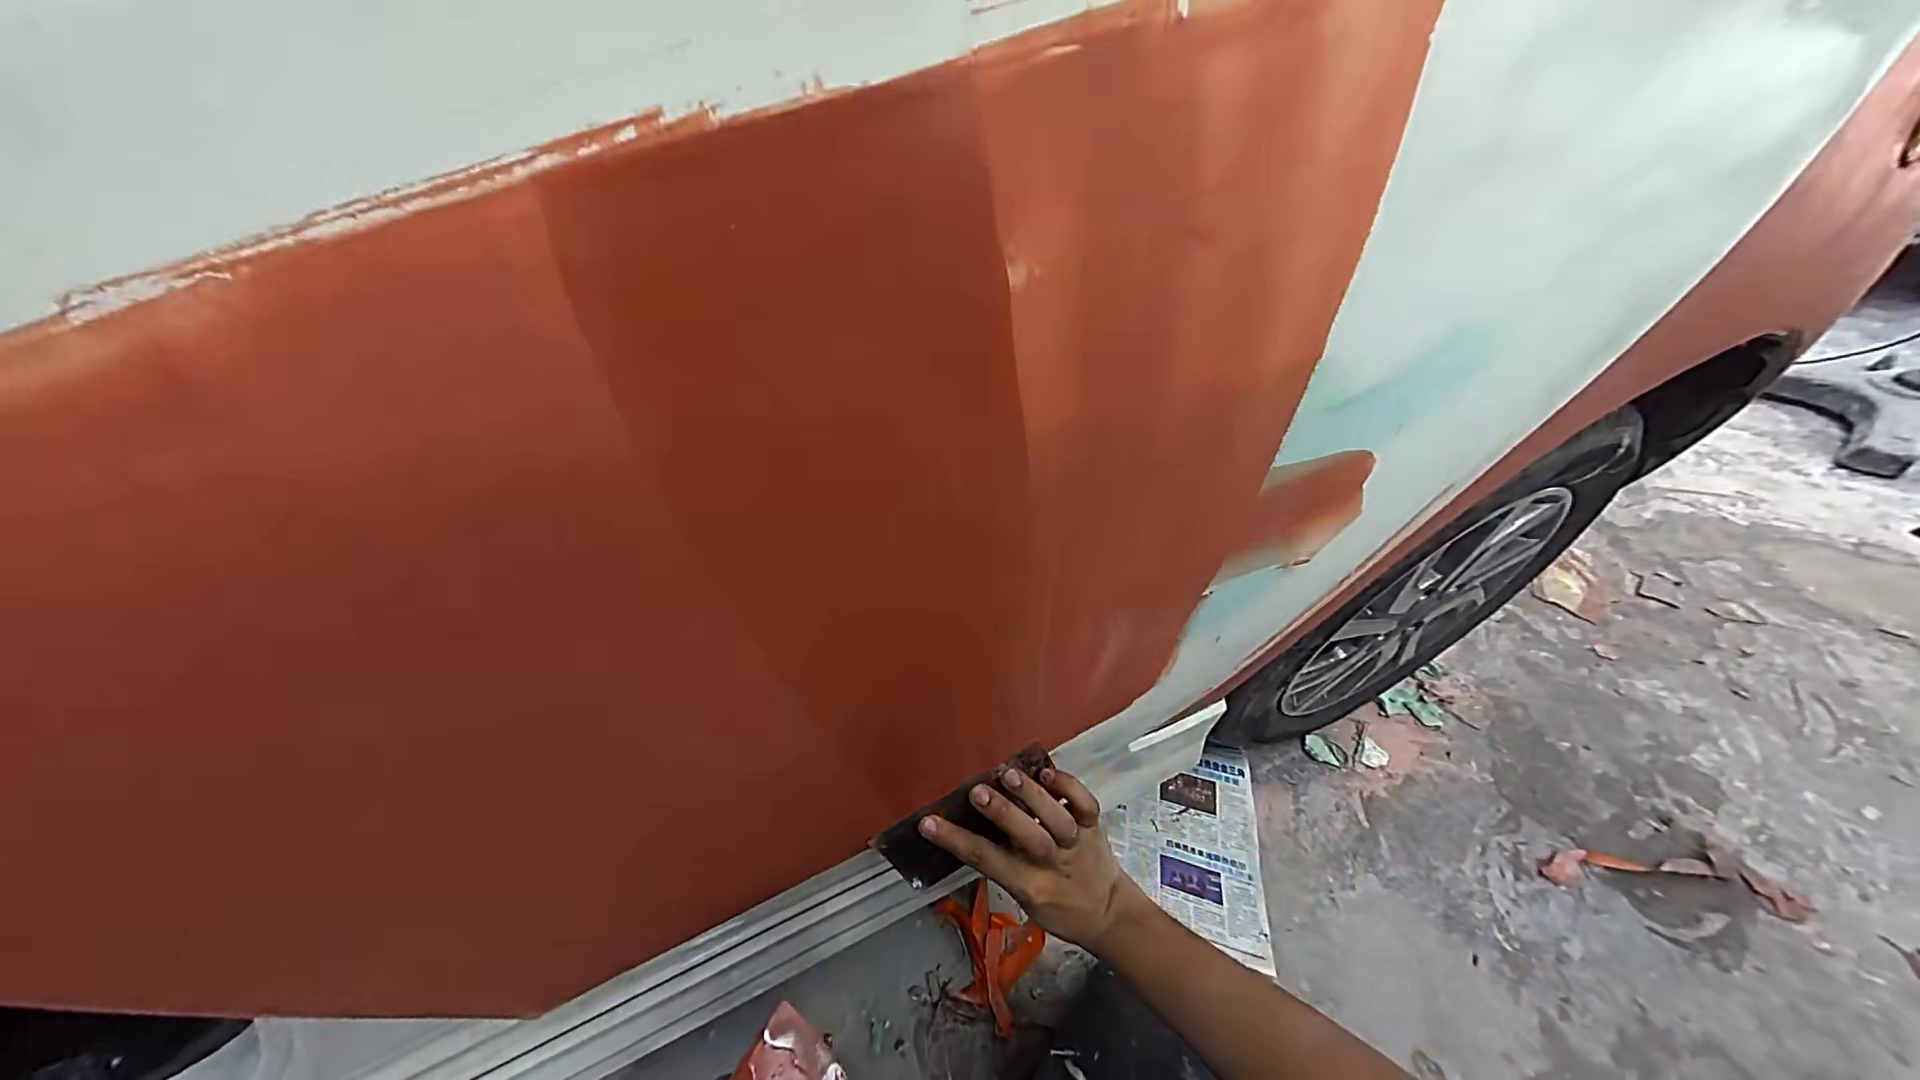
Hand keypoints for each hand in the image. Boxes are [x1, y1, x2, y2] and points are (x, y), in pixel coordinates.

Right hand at [919, 765, 1146, 953]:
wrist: (1110, 915)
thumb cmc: (1060, 908)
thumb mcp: (1025, 901)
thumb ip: (1003, 865)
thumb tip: (970, 829)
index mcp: (1030, 886)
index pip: (987, 861)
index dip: (955, 841)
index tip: (928, 822)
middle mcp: (1054, 864)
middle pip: (1028, 837)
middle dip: (1002, 812)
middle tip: (978, 792)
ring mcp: (1077, 844)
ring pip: (1057, 818)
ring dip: (1032, 794)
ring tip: (1009, 773)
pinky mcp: (1095, 826)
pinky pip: (1085, 804)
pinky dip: (1069, 786)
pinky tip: (1048, 772)